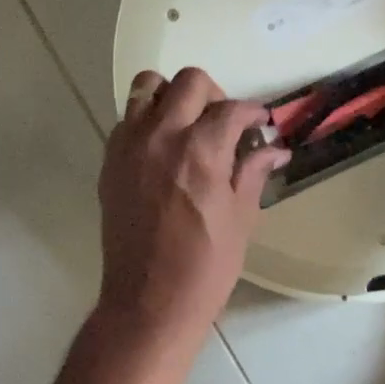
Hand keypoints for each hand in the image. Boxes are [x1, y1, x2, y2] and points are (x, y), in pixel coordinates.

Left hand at [96, 67, 289, 344]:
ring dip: (173, 97)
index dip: (253, 114)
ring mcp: (130, 146)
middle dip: (215, 95)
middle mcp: (162, 136)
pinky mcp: (110, 162)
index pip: (232, 108)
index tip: (260, 126)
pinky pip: (128, 119)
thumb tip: (274, 150)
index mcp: (201, 150)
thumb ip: (252, 173)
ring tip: (188, 126)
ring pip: (148, 87)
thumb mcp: (241, 218)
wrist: (149, 301)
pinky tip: (163, 150)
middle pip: (189, 82)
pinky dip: (148, 121)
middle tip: (225, 124)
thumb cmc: (206, 266)